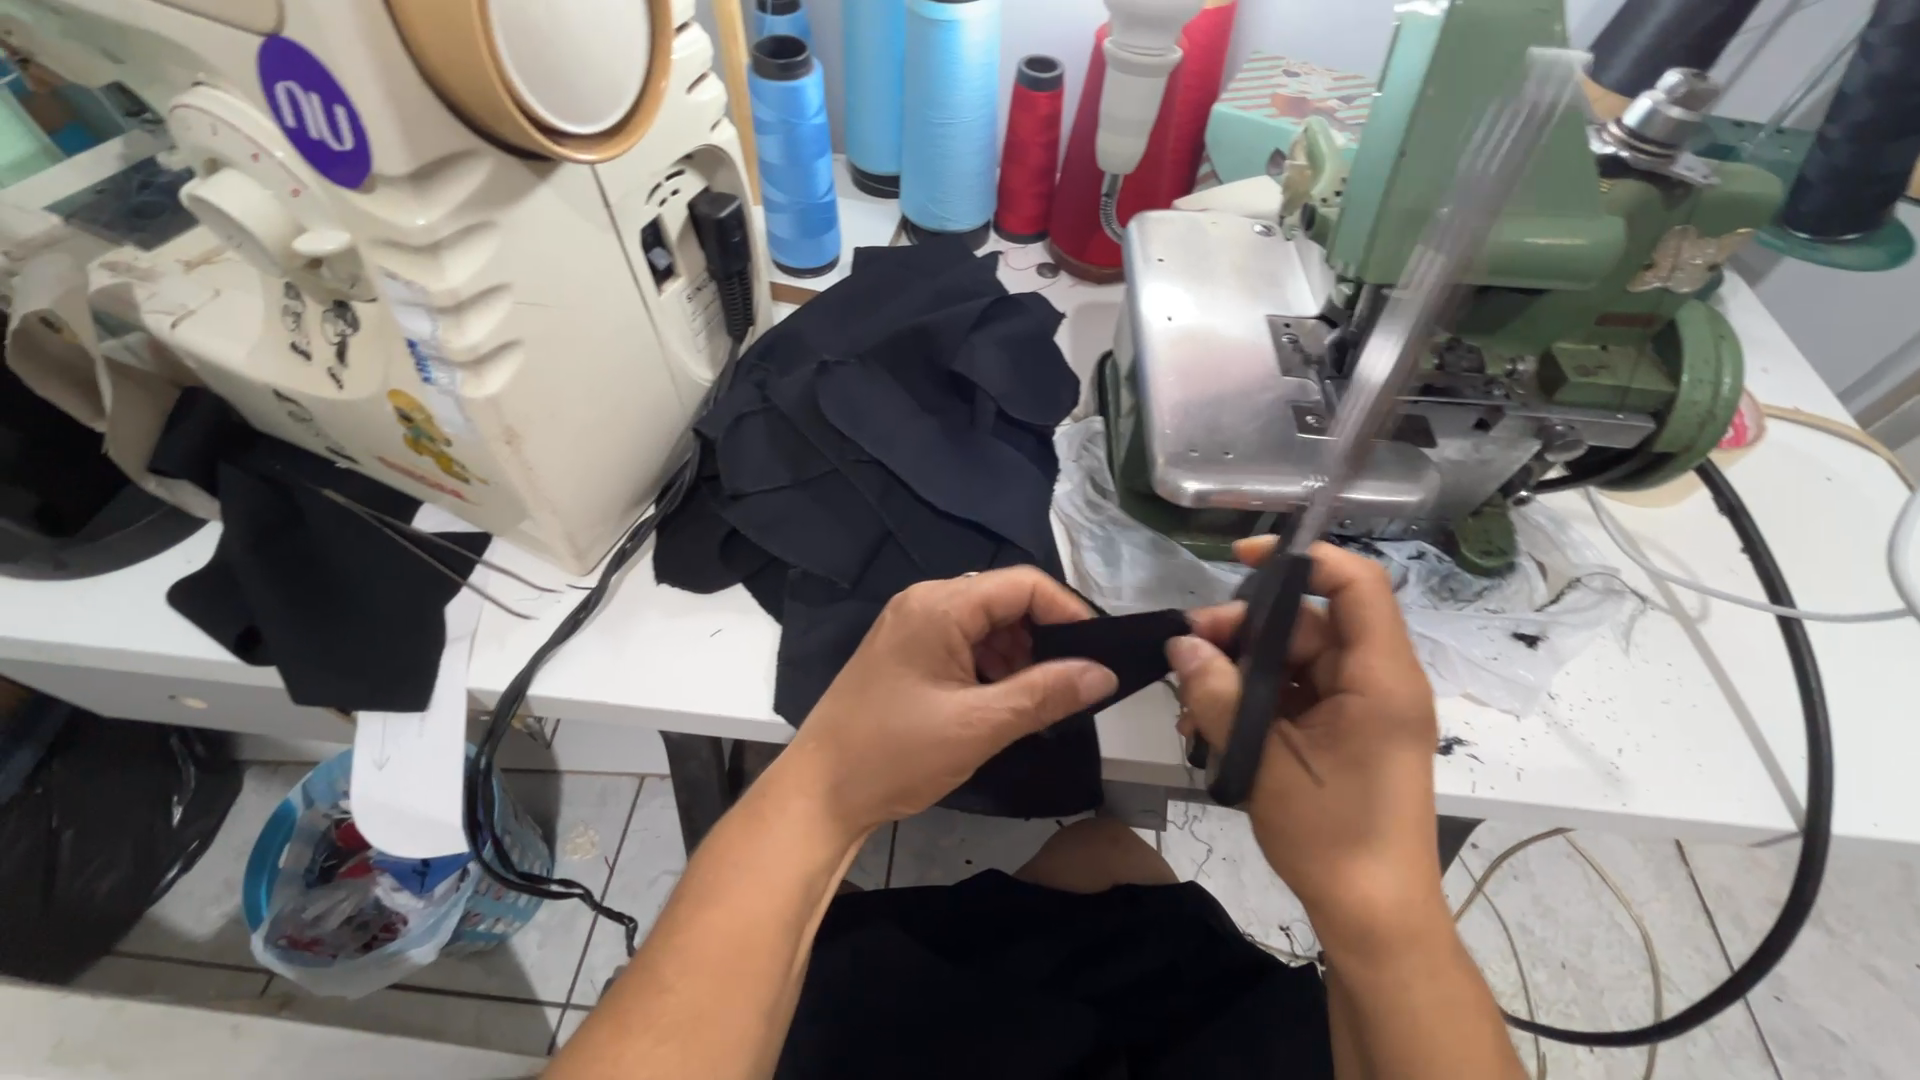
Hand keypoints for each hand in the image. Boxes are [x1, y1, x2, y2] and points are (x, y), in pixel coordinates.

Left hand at [781, 568, 1119, 837]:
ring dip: (1017, 655)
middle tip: (1071, 682)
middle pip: (1003, 600)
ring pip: (984, 624)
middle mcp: (923, 603)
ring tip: (1038, 699)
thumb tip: (1104, 673)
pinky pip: (961, 643)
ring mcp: (910, 627)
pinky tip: (1001, 702)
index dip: (1068, 612)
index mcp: (939, 605)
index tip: (1097, 653)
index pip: (1023, 584)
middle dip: (1042, 637)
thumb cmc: (895, 754)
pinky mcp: (904, 653)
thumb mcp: (979, 726)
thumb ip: (1045, 693)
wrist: (819, 793)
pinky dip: (990, 666)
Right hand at [1169, 539, 1443, 957]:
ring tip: (1190, 703)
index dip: (1302, 559)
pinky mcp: (1342, 732)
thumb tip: (1181, 644)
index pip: (1356, 585)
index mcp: (1381, 679)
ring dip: (1239, 672)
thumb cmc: (1331, 837)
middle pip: (1308, 624)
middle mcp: (1376, 682)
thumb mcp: (1263, 762)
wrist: (1373, 916)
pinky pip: (1294, 693)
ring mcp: (1360, 709)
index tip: (1238, 559)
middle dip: (1244, 631)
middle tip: (1186, 655)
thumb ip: (1218, 696)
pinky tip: (1209, 724)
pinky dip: (1252, 700)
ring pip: (1293, 660)